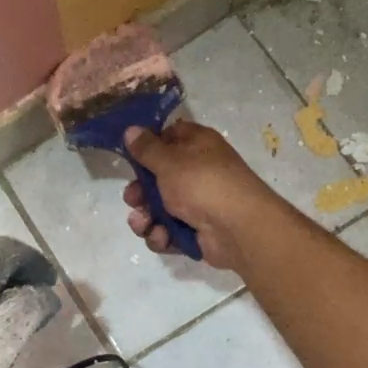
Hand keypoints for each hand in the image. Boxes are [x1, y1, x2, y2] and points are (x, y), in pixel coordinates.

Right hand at [122, 121, 279, 269]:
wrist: (237, 228)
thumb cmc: (202, 184)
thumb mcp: (170, 161)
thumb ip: (146, 149)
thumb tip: (130, 129)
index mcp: (197, 145)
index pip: (169, 137)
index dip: (148, 146)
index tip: (130, 156)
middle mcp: (197, 172)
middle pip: (157, 178)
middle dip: (140, 192)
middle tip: (133, 199)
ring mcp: (197, 203)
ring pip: (158, 209)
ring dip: (145, 218)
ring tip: (143, 224)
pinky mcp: (195, 231)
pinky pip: (168, 232)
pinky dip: (161, 236)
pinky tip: (162, 237)